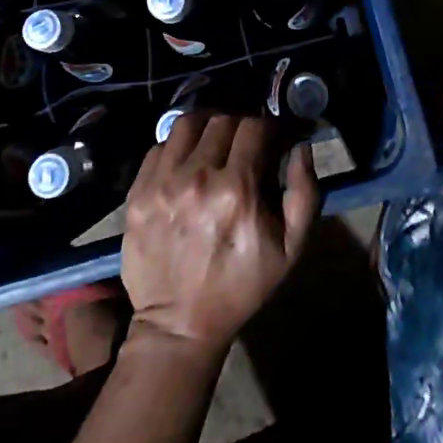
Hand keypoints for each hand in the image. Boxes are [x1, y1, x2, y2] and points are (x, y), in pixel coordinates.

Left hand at [120, 112, 319, 354]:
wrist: (179, 322)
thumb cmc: (241, 287)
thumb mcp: (290, 250)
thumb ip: (305, 193)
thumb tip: (300, 146)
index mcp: (237, 190)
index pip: (254, 127)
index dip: (269, 126)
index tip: (274, 136)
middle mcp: (196, 176)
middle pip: (221, 120)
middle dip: (240, 124)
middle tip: (246, 141)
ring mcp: (161, 182)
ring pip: (186, 124)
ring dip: (207, 125)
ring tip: (215, 140)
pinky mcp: (137, 191)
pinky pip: (159, 147)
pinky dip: (178, 146)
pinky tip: (187, 161)